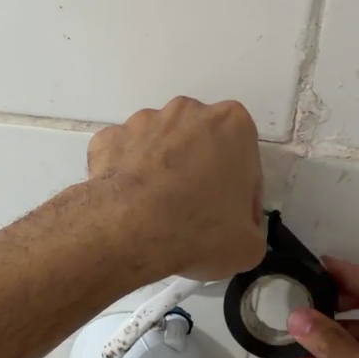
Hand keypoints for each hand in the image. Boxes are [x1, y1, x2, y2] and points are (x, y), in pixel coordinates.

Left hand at [87, 96, 264, 280]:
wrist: (130, 233)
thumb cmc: (200, 232)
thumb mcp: (247, 246)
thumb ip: (249, 230)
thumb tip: (238, 233)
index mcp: (233, 125)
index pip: (245, 164)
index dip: (239, 198)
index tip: (229, 223)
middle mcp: (188, 111)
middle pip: (200, 147)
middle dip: (199, 176)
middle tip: (193, 218)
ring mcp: (143, 122)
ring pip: (160, 148)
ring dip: (161, 173)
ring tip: (156, 214)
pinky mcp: (108, 139)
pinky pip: (124, 158)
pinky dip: (126, 177)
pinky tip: (128, 207)